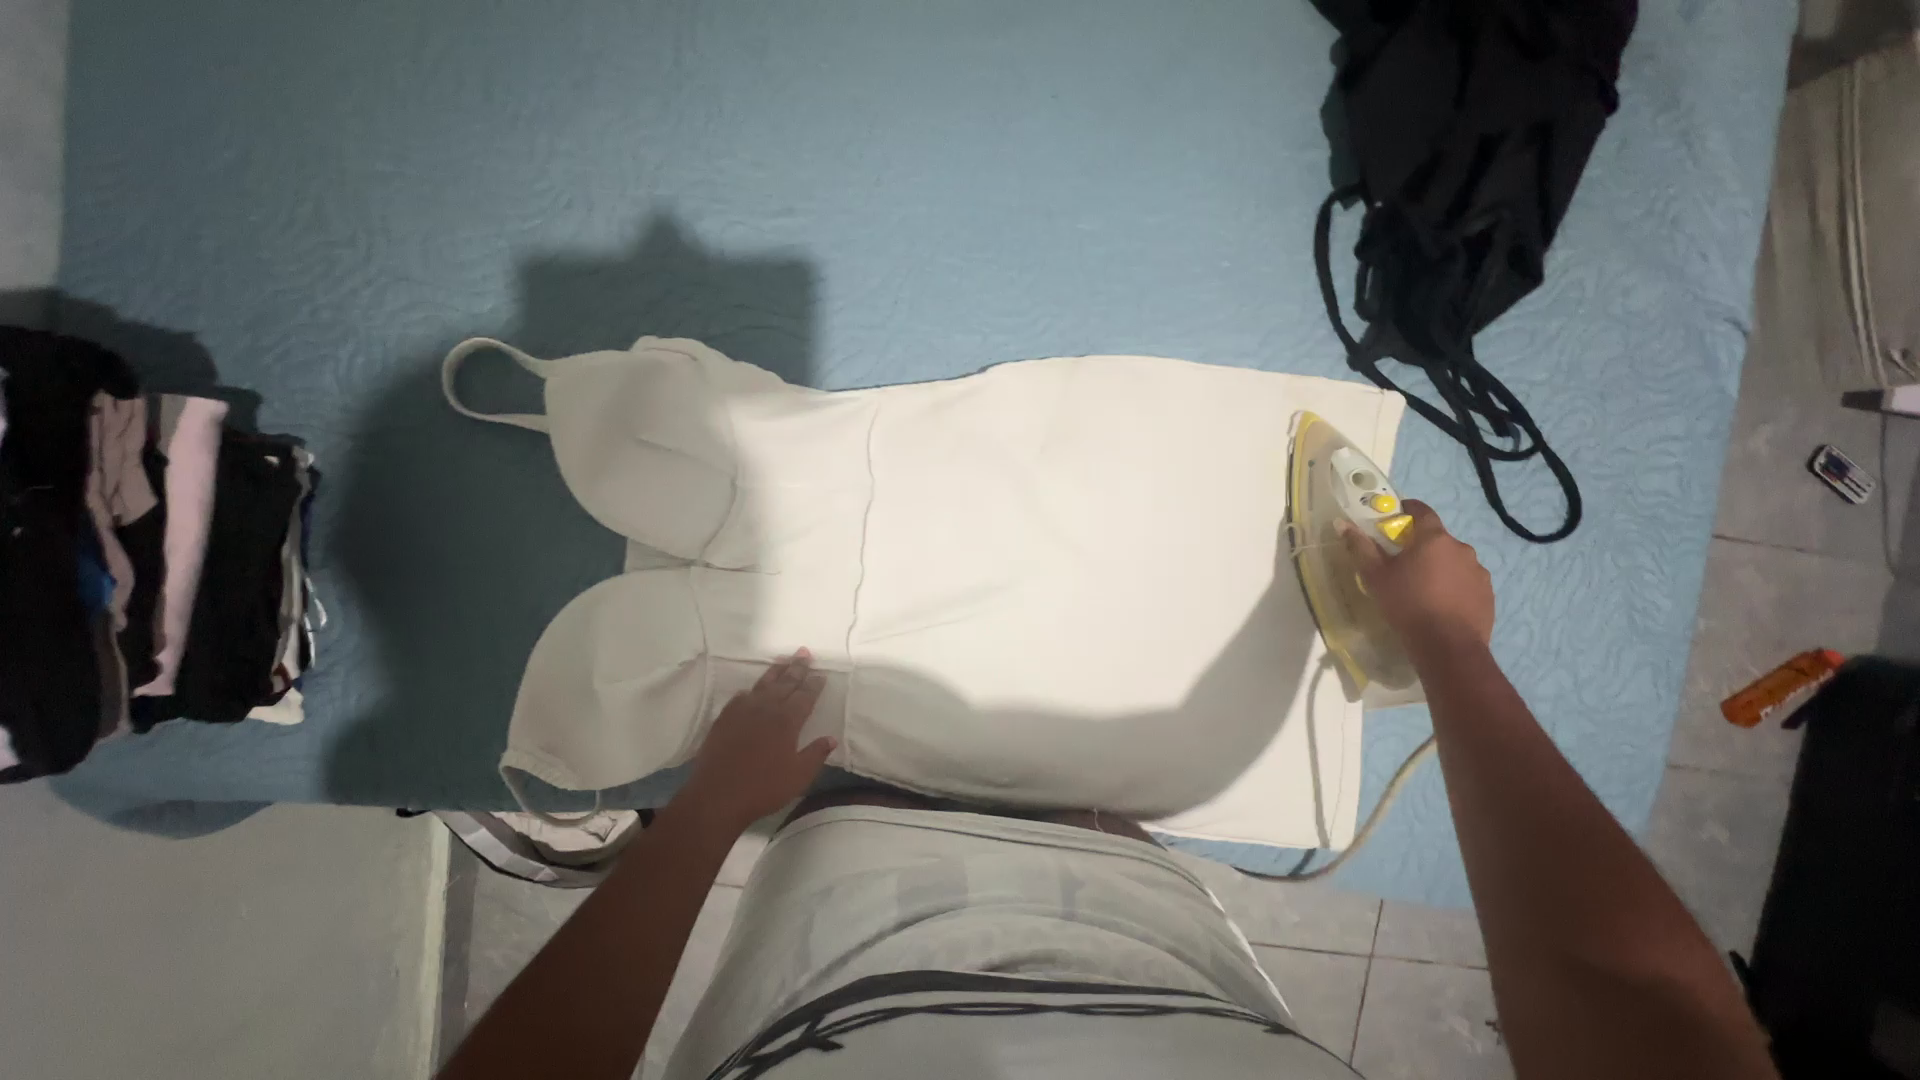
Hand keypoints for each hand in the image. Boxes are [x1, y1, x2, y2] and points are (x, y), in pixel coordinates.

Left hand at [679, 649, 835, 832]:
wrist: (717, 796)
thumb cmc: (763, 788)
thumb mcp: (798, 776)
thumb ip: (816, 754)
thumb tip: (831, 738)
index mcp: (787, 721)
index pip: (804, 696)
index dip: (813, 684)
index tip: (821, 673)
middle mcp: (765, 710)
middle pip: (784, 683)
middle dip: (796, 668)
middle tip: (804, 653)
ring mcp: (742, 712)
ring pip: (762, 685)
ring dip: (774, 672)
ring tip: (783, 660)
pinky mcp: (724, 720)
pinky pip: (740, 698)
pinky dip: (749, 691)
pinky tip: (750, 690)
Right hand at [1340, 500, 1493, 652]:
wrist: (1448, 646)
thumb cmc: (1407, 604)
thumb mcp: (1375, 577)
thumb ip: (1361, 547)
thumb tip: (1343, 523)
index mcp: (1433, 539)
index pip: (1422, 511)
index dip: (1408, 509)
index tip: (1395, 517)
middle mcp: (1461, 548)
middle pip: (1438, 539)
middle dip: (1421, 545)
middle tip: (1402, 564)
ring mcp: (1479, 571)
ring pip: (1454, 561)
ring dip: (1439, 566)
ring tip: (1423, 588)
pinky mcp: (1488, 593)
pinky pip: (1467, 581)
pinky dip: (1454, 585)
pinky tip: (1441, 604)